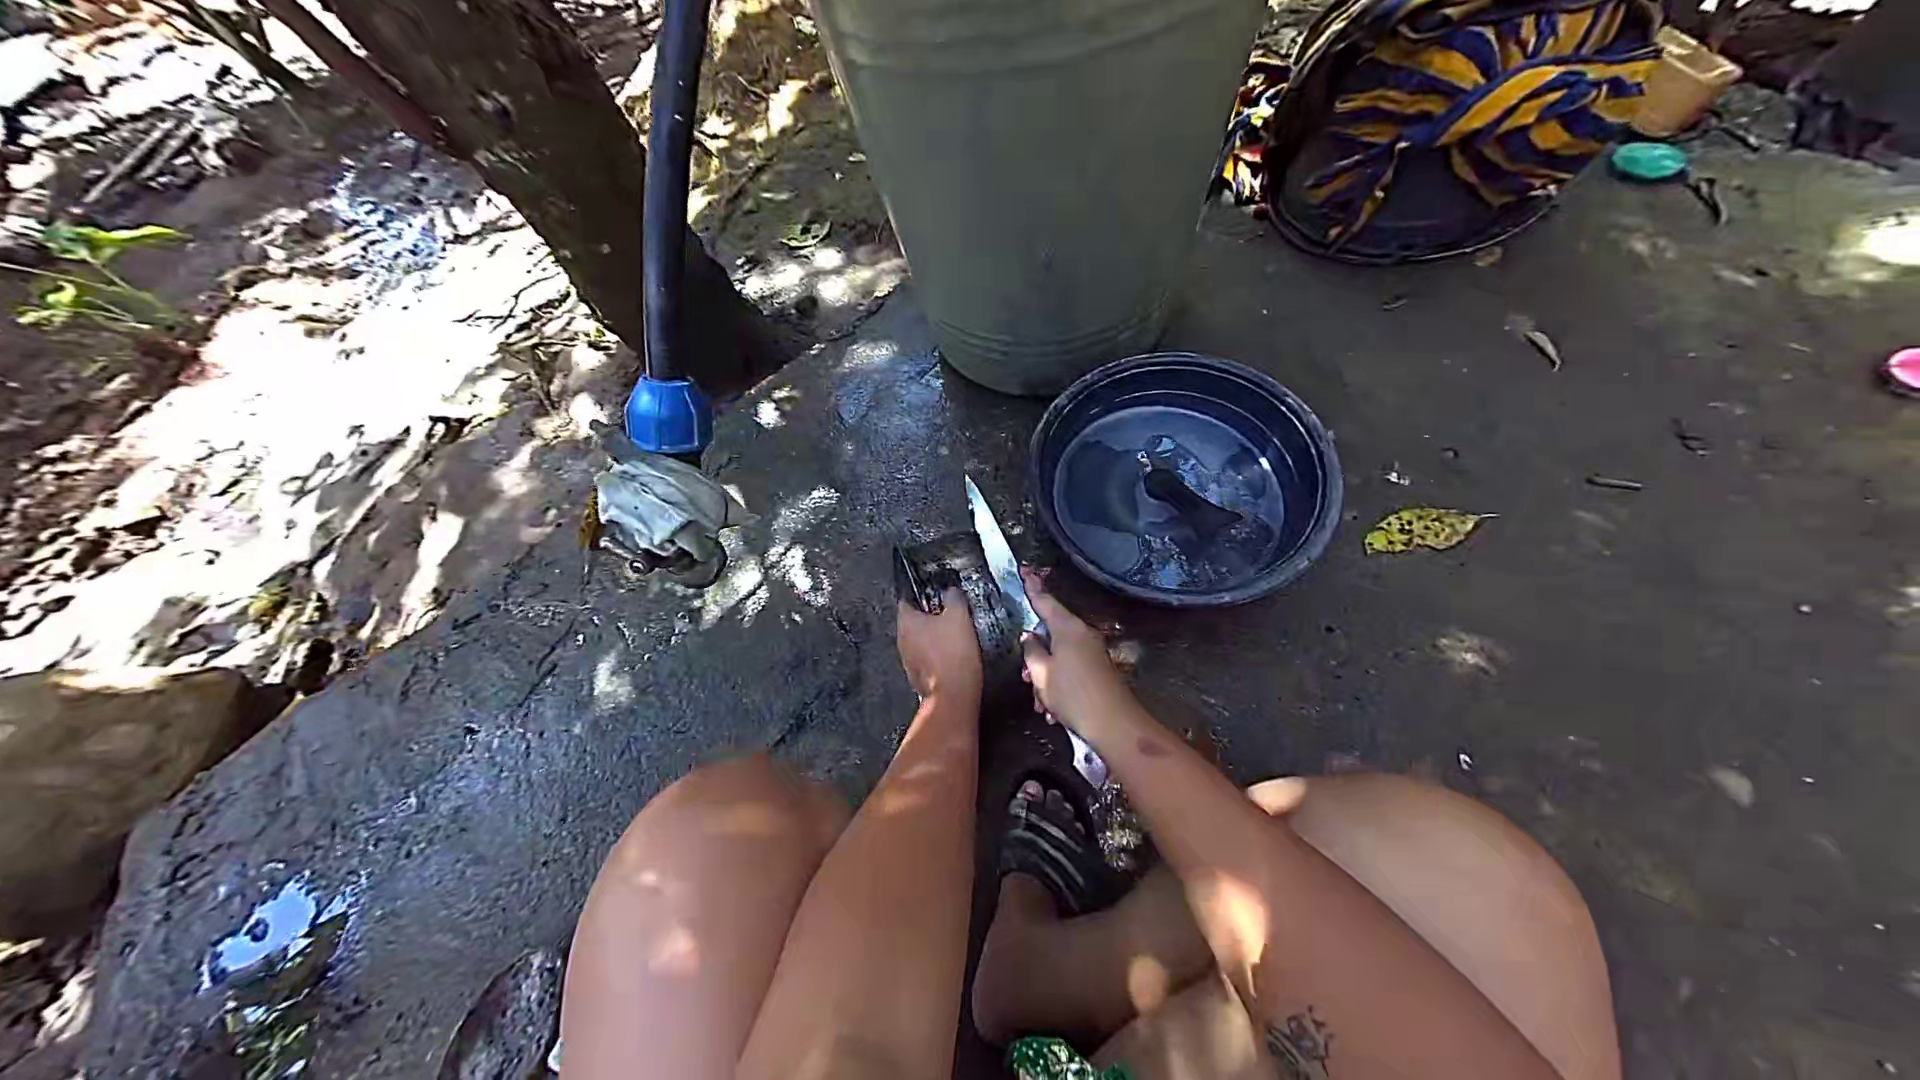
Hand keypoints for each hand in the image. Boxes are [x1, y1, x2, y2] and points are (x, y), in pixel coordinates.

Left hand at [896, 589, 982, 702]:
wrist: (954, 692)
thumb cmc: (954, 652)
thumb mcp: (959, 615)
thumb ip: (953, 597)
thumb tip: (951, 591)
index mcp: (906, 621)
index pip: (906, 600)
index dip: (921, 595)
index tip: (935, 596)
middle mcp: (901, 640)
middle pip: (913, 622)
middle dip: (929, 619)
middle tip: (948, 617)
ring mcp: (907, 660)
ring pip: (918, 642)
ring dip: (932, 639)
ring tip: (953, 638)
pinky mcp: (916, 677)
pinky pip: (925, 660)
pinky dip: (935, 657)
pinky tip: (951, 658)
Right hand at [1020, 569, 1135, 737]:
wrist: (1114, 725)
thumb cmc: (1074, 696)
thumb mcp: (1041, 673)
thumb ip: (1031, 651)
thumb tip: (1029, 638)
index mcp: (1068, 628)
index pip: (1045, 601)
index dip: (1033, 587)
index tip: (1025, 571)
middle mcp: (1082, 635)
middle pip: (1050, 634)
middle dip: (1035, 657)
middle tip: (1026, 677)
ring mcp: (1092, 652)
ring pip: (1058, 656)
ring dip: (1045, 678)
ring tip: (1042, 702)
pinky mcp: (1097, 669)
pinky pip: (1069, 670)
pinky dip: (1058, 686)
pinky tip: (1053, 710)